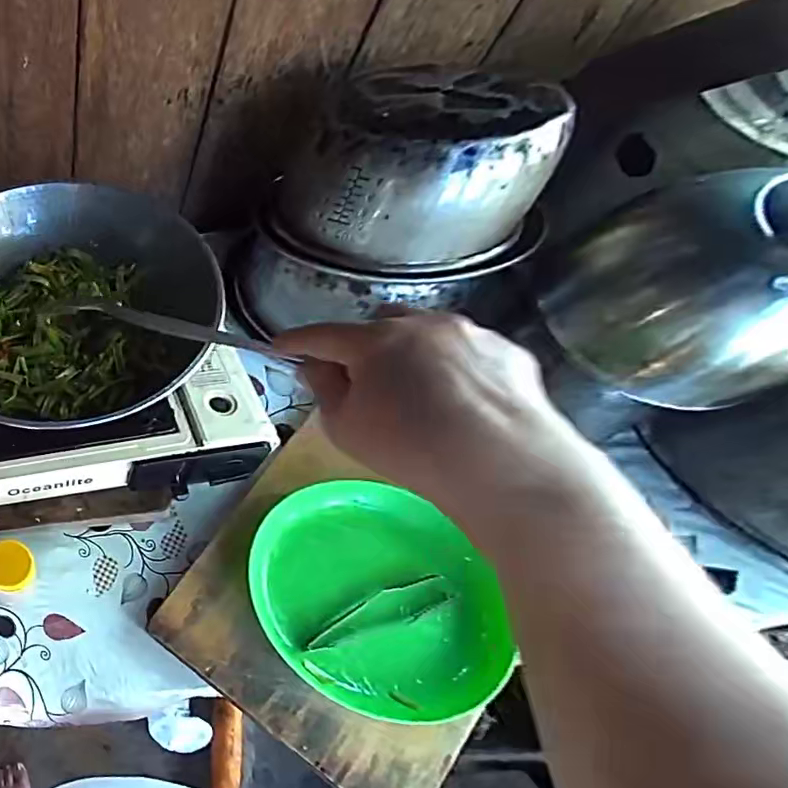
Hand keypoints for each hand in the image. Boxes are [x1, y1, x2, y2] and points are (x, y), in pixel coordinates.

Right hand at [273, 314, 594, 516]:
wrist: (505, 466)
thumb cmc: (409, 447)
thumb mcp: (344, 427)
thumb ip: (324, 388)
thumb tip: (317, 366)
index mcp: (375, 341)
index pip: (322, 335)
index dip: (296, 341)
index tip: (279, 345)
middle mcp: (422, 324)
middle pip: (378, 322)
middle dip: (362, 343)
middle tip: (358, 378)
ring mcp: (470, 334)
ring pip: (425, 332)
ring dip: (409, 353)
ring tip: (413, 393)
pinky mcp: (507, 352)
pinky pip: (465, 352)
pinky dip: (451, 369)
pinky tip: (456, 404)